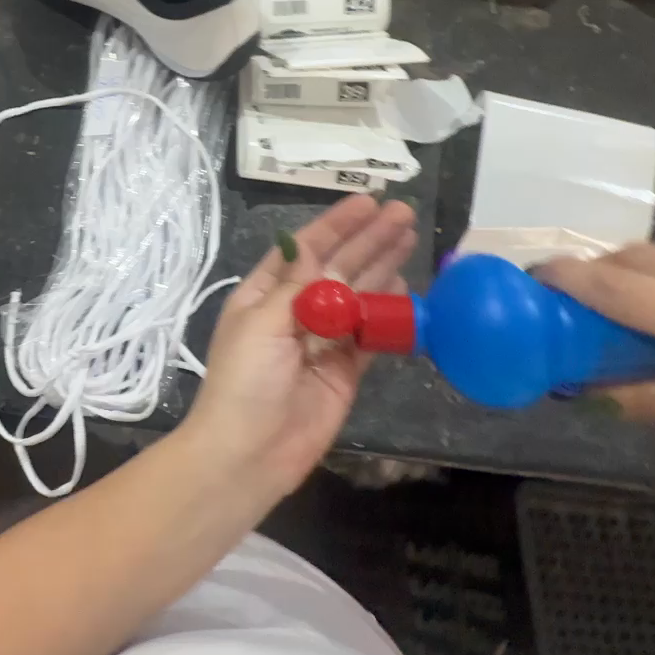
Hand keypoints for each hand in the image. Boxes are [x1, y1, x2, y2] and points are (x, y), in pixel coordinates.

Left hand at [180, 194, 417, 496]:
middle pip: (337, 267)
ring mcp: (322, 341)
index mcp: (264, 294)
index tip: (367, 202)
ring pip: (359, 296)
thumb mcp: (263, 323)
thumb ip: (299, 289)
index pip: (305, 249)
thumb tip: (321, 252)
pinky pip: (372, 334)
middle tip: (404, 213)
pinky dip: (390, 312)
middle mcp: (294, 311)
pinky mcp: (345, 371)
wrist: (249, 452)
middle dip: (368, 240)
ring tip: (410, 237)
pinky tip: (408, 288)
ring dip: (383, 266)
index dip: (335, 225)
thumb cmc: (244, 381)